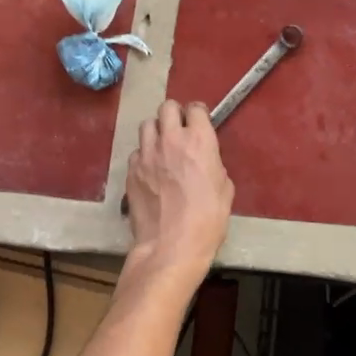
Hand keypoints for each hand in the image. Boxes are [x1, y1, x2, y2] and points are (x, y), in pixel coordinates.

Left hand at [124, 99, 233, 279]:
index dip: (198, 115)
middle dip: (174, 116)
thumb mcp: (225, 190)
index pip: (195, 108)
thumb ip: (214, 165)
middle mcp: (171, 139)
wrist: (171, 248)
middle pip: (167, 107)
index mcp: (199, 140)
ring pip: (147, 125)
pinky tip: (150, 172)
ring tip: (161, 149)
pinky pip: (136, 152)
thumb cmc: (207, 221)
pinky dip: (143, 157)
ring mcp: (147, 154)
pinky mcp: (131, 171)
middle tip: (179, 132)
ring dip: (156, 132)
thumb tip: (205, 163)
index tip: (199, 126)